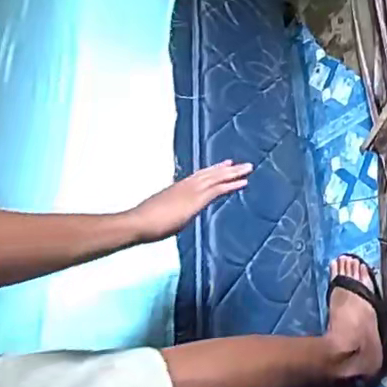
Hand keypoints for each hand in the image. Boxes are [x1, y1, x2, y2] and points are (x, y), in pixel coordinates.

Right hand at [124, 161, 252, 241]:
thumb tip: (176, 215)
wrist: (137, 223)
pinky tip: (244, 182)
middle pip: (211, 174)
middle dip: (227, 169)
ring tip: (249, 168)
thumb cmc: (142, 223)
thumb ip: (171, 211)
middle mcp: (186, 186)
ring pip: (218, 178)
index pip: (199, 176)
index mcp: (177, 188)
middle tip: (241, 163)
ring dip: (235, 172)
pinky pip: (219, 189)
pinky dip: (232, 184)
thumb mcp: (159, 213)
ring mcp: (192, 190)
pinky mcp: (197, 199)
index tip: (224, 165)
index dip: (212, 170)